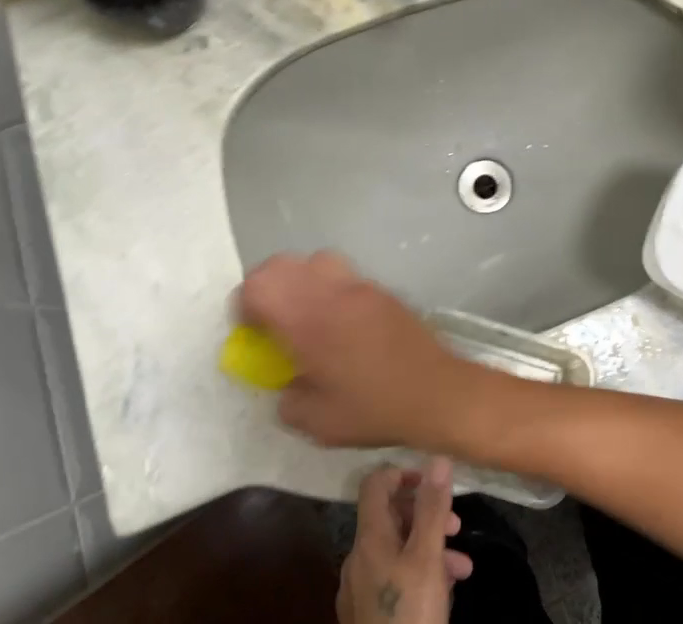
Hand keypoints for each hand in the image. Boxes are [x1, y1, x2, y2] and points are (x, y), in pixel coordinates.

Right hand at [235, 250, 475, 448]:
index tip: (251, 333)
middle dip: (267, 289)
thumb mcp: (315, 421)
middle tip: (271, 322)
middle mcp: (333, 292)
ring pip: (315, 261)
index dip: (244, 306)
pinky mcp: (383, 291)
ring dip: (300, 283)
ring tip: (305, 318)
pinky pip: (344, 275)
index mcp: (309, 320)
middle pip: (283, 264)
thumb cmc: (374, 409)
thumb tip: (286, 381)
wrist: (438, 392)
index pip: (258, 286)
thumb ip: (287, 398)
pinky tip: (340, 324)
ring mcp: (361, 286)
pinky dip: (329, 289)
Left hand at [338, 459, 472, 623]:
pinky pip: (392, 579)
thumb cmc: (410, 611)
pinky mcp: (366, 613)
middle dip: (426, 516)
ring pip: (396, 551)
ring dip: (430, 548)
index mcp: (368, 538)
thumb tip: (437, 459)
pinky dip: (418, 574)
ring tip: (463, 567)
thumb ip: (432, 509)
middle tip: (458, 527)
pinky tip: (445, 591)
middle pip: (389, 518)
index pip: (376, 484)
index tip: (435, 484)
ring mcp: (358, 588)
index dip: (404, 474)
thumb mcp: (428, 558)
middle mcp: (357, 558)